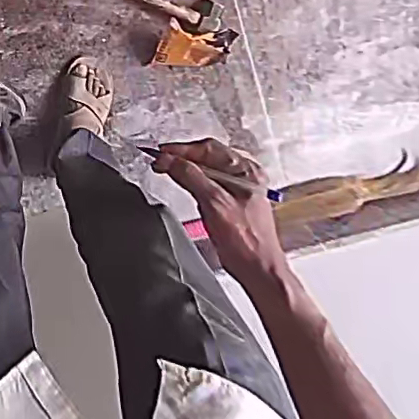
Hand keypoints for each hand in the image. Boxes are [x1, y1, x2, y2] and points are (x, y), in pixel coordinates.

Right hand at [154, 139, 289, 293]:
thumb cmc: (247, 242)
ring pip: (205, 169)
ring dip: (184, 168)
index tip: (161, 154)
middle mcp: (245, 176)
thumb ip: (190, 176)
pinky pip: (207, 182)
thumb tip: (169, 159)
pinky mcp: (230, 201)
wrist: (258, 271)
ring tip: (166, 169)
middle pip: (206, 156)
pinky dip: (190, 179)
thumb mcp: (213, 202)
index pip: (208, 148)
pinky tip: (181, 182)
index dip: (181, 149)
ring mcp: (238, 188)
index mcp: (247, 171)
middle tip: (160, 161)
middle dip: (181, 157)